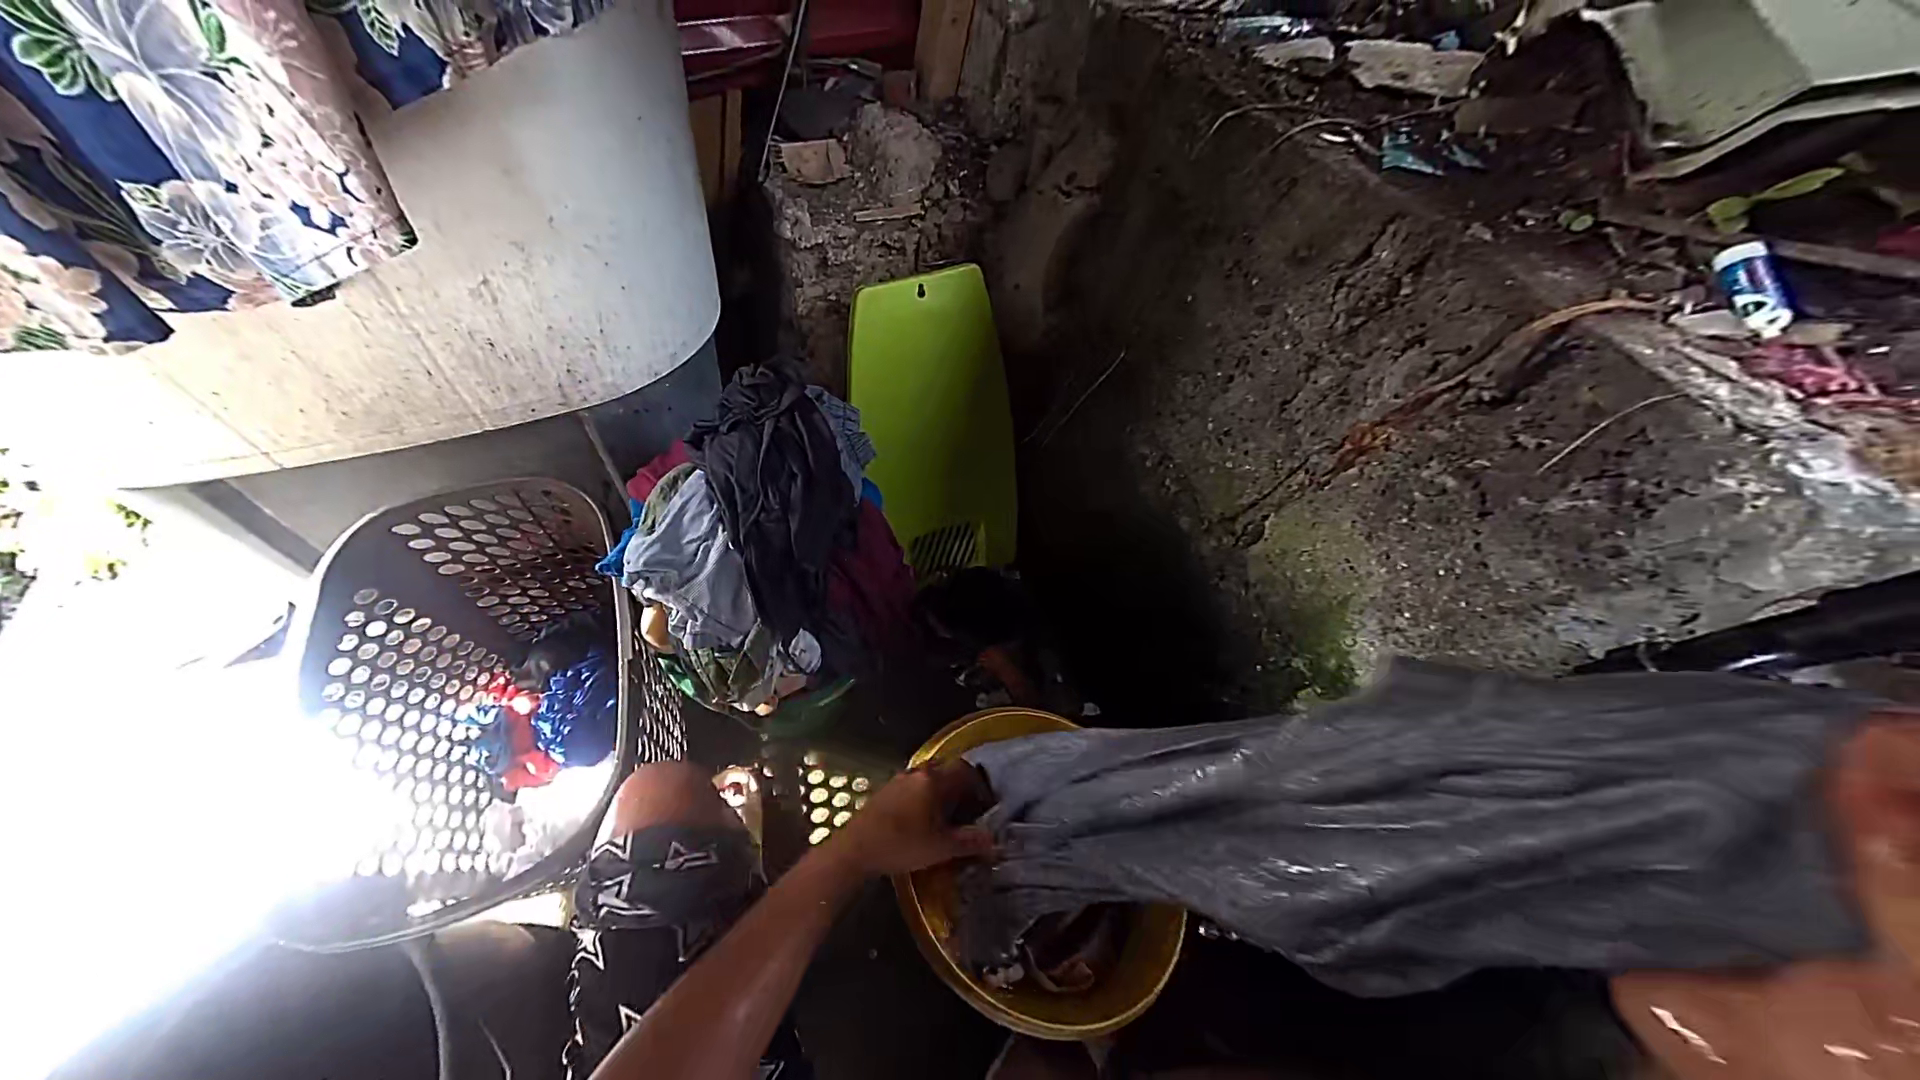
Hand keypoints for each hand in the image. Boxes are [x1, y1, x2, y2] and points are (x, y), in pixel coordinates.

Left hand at [829, 761, 994, 876]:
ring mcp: (899, 780)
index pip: (965, 771)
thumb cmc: (901, 845)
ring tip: (949, 816)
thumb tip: (993, 841)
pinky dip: (925, 797)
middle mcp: (918, 774)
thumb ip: (969, 842)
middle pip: (947, 771)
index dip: (979, 786)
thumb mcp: (940, 848)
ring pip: (929, 778)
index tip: (985, 805)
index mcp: (934, 781)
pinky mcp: (886, 791)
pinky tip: (924, 819)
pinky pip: (914, 786)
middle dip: (961, 787)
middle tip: (970, 809)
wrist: (855, 849)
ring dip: (942, 792)